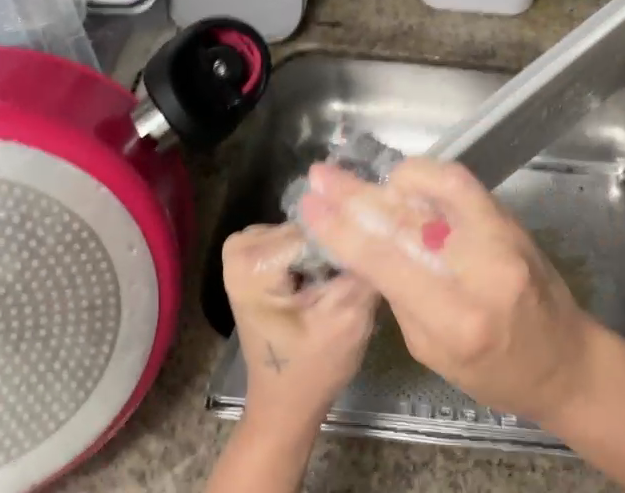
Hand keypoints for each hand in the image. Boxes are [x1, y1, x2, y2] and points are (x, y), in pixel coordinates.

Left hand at [221, 222, 378, 423]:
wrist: (284, 403)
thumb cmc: (313, 368)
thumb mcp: (348, 318)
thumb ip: (362, 266)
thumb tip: (382, 221)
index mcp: (254, 260)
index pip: (322, 226)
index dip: (351, 246)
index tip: (371, 267)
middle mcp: (242, 245)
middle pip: (313, 225)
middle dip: (339, 247)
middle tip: (358, 279)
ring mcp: (244, 249)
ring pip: (310, 229)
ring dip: (331, 252)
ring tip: (344, 283)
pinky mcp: (254, 256)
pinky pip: (300, 239)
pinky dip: (318, 257)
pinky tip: (329, 281)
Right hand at [295, 158, 594, 421]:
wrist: (567, 360)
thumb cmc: (496, 374)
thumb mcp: (431, 351)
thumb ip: (399, 295)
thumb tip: (363, 244)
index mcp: (458, 319)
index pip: (388, 261)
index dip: (343, 229)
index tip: (311, 207)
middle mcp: (484, 268)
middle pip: (408, 218)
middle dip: (357, 194)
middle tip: (322, 176)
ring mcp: (504, 237)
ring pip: (440, 185)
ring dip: (393, 180)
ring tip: (360, 180)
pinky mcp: (512, 219)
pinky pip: (462, 184)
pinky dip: (427, 178)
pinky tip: (402, 184)